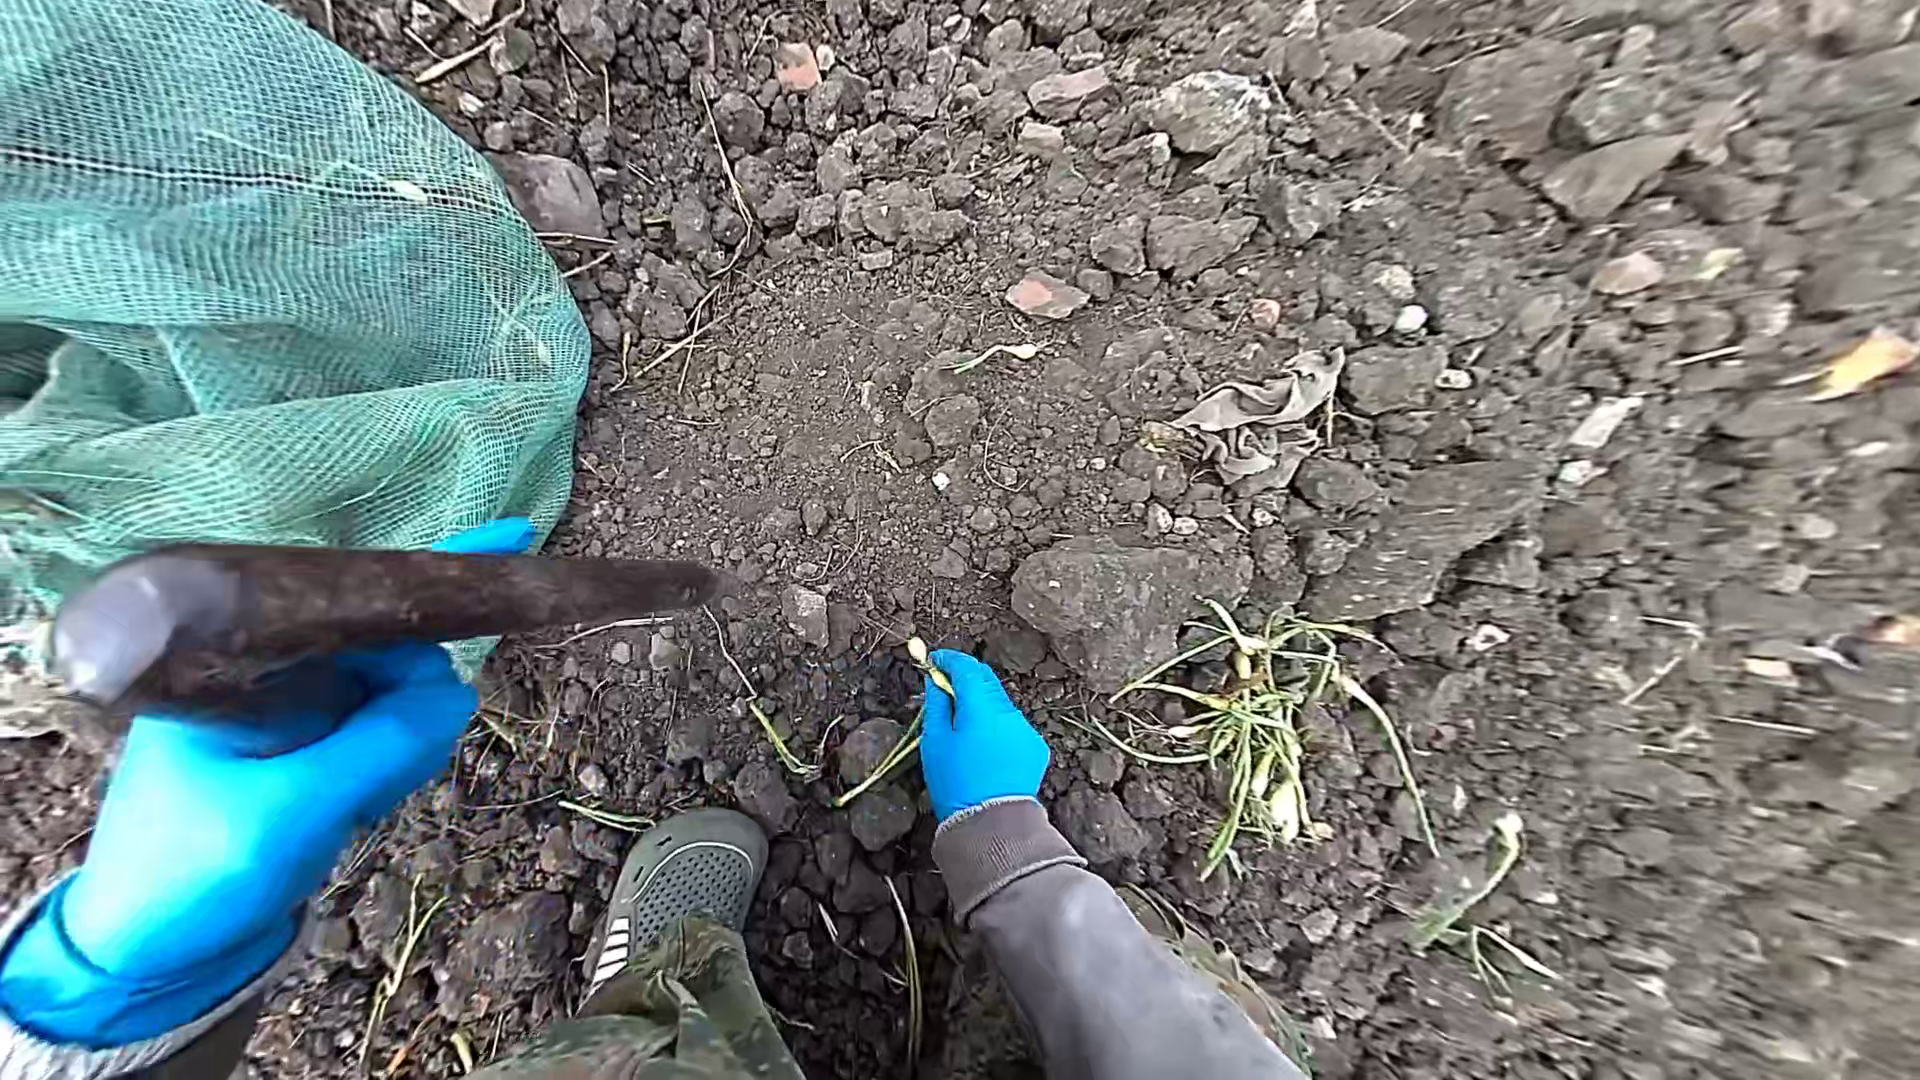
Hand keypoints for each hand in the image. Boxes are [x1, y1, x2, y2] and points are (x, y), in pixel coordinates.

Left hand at [0, 519, 532, 1044]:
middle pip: (404, 651)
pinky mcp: (336, 737)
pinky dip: (408, 758)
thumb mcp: (291, 808)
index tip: (513, 537)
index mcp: (244, 667)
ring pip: (415, 692)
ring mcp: (315, 707)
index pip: (354, 602)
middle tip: (391, 767)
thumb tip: (460, 691)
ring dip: (412, 741)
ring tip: (366, 795)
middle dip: (418, 702)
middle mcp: (286, 673)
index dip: (436, 572)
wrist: (163, 950)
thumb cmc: (199, 872)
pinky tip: (373, 794)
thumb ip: (382, 743)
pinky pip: (408, 724)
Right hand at [920, 650, 1050, 820]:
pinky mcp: (1035, 746)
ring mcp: (1025, 729)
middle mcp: (1009, 712)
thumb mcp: (935, 741)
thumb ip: (937, 703)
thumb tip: (936, 679)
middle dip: (965, 678)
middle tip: (944, 686)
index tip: (934, 661)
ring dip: (981, 703)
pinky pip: (1012, 725)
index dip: (949, 660)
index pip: (967, 667)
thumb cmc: (956, 784)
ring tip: (963, 725)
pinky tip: (984, 747)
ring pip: (999, 702)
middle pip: (985, 681)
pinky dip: (997, 725)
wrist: (992, 826)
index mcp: (982, 707)